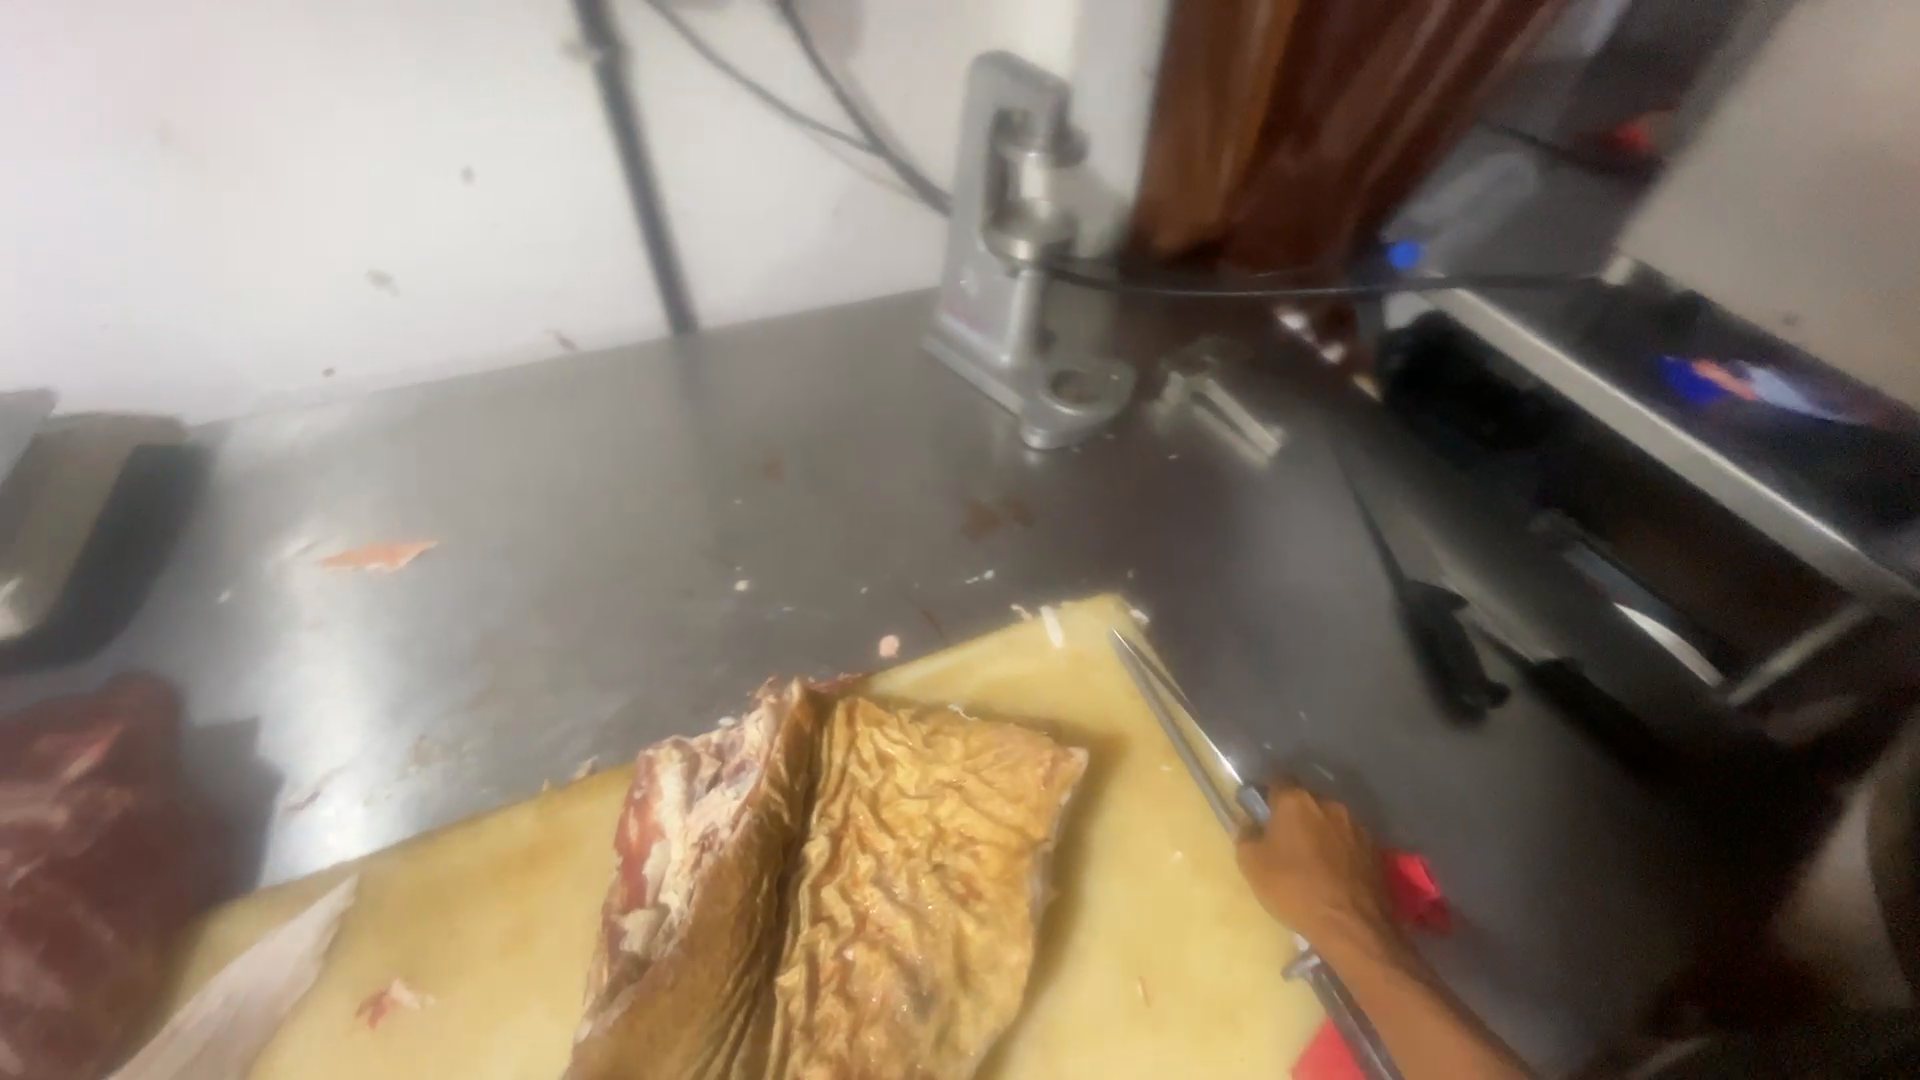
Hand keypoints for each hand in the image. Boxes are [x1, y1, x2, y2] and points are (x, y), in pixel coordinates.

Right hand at [1236, 783, 1394, 947]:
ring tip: (1312, 859)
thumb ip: (1246, 835)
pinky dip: (1340, 850)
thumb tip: (1252, 825)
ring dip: (1320, 832)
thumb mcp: (1251, 864)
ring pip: (1329, 820)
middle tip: (1284, 839)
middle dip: (1294, 815)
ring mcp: (1356, 826)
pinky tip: (1334, 873)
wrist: (1352, 928)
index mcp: (1295, 800)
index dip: (1266, 796)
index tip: (1259, 814)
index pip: (1276, 780)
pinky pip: (1349, 841)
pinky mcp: (1375, 850)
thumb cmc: (1294, 889)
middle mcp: (1328, 804)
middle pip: (1305, 800)